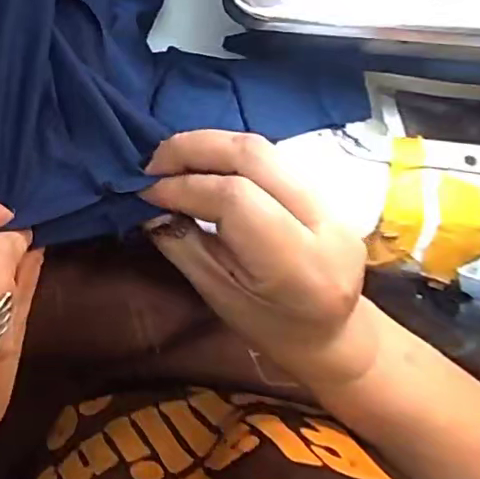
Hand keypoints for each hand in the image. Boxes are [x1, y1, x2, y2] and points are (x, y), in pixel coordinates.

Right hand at [140, 131, 378, 390]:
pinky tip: (197, 166)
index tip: (146, 194)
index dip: (182, 187)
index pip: (235, 198)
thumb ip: (181, 243)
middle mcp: (324, 224)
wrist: (332, 333)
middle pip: (252, 155)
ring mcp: (328, 201)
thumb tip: (148, 204)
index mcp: (299, 265)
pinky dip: (221, 152)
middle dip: (191, 148)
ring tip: (170, 162)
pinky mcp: (319, 189)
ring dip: (204, 145)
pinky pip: (264, 155)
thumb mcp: (215, 293)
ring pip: (259, 146)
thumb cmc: (267, 325)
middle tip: (152, 165)